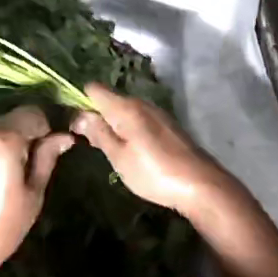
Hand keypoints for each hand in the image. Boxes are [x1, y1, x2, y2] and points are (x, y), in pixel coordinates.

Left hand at [0, 106, 74, 276]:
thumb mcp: (32, 197)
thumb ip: (46, 159)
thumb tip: (64, 138)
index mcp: (1, 139)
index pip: (33, 113)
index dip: (46, 128)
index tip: (50, 149)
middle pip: (9, 118)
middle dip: (23, 134)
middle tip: (27, 167)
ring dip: (0, 140)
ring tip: (2, 175)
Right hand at [72, 84, 236, 216]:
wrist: (204, 187)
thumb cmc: (155, 173)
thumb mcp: (118, 157)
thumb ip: (98, 133)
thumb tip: (78, 116)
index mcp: (125, 107)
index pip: (92, 89)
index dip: (79, 102)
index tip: (74, 124)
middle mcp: (141, 103)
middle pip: (109, 99)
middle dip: (95, 115)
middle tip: (88, 142)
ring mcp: (157, 114)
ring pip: (124, 110)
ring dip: (113, 123)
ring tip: (109, 149)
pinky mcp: (168, 126)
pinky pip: (139, 119)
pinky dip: (129, 129)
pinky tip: (132, 151)